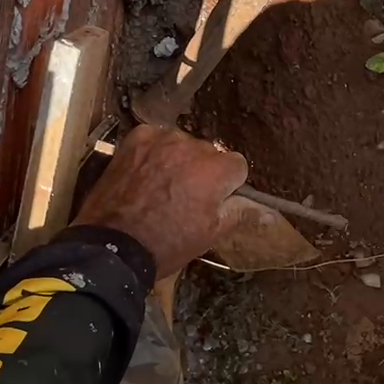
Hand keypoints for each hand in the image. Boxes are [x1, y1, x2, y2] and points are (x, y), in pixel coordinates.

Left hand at [73, 125, 247, 278]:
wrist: (112, 245)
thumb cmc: (167, 243)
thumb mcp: (210, 233)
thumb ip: (241, 214)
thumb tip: (270, 213)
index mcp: (215, 169)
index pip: (237, 165)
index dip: (227, 185)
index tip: (213, 201)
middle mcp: (191, 146)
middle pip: (208, 153)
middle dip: (201, 171)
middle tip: (184, 198)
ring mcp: (161, 139)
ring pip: (181, 145)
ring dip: (177, 159)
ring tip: (160, 188)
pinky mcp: (135, 138)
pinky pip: (155, 139)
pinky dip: (153, 152)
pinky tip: (143, 175)